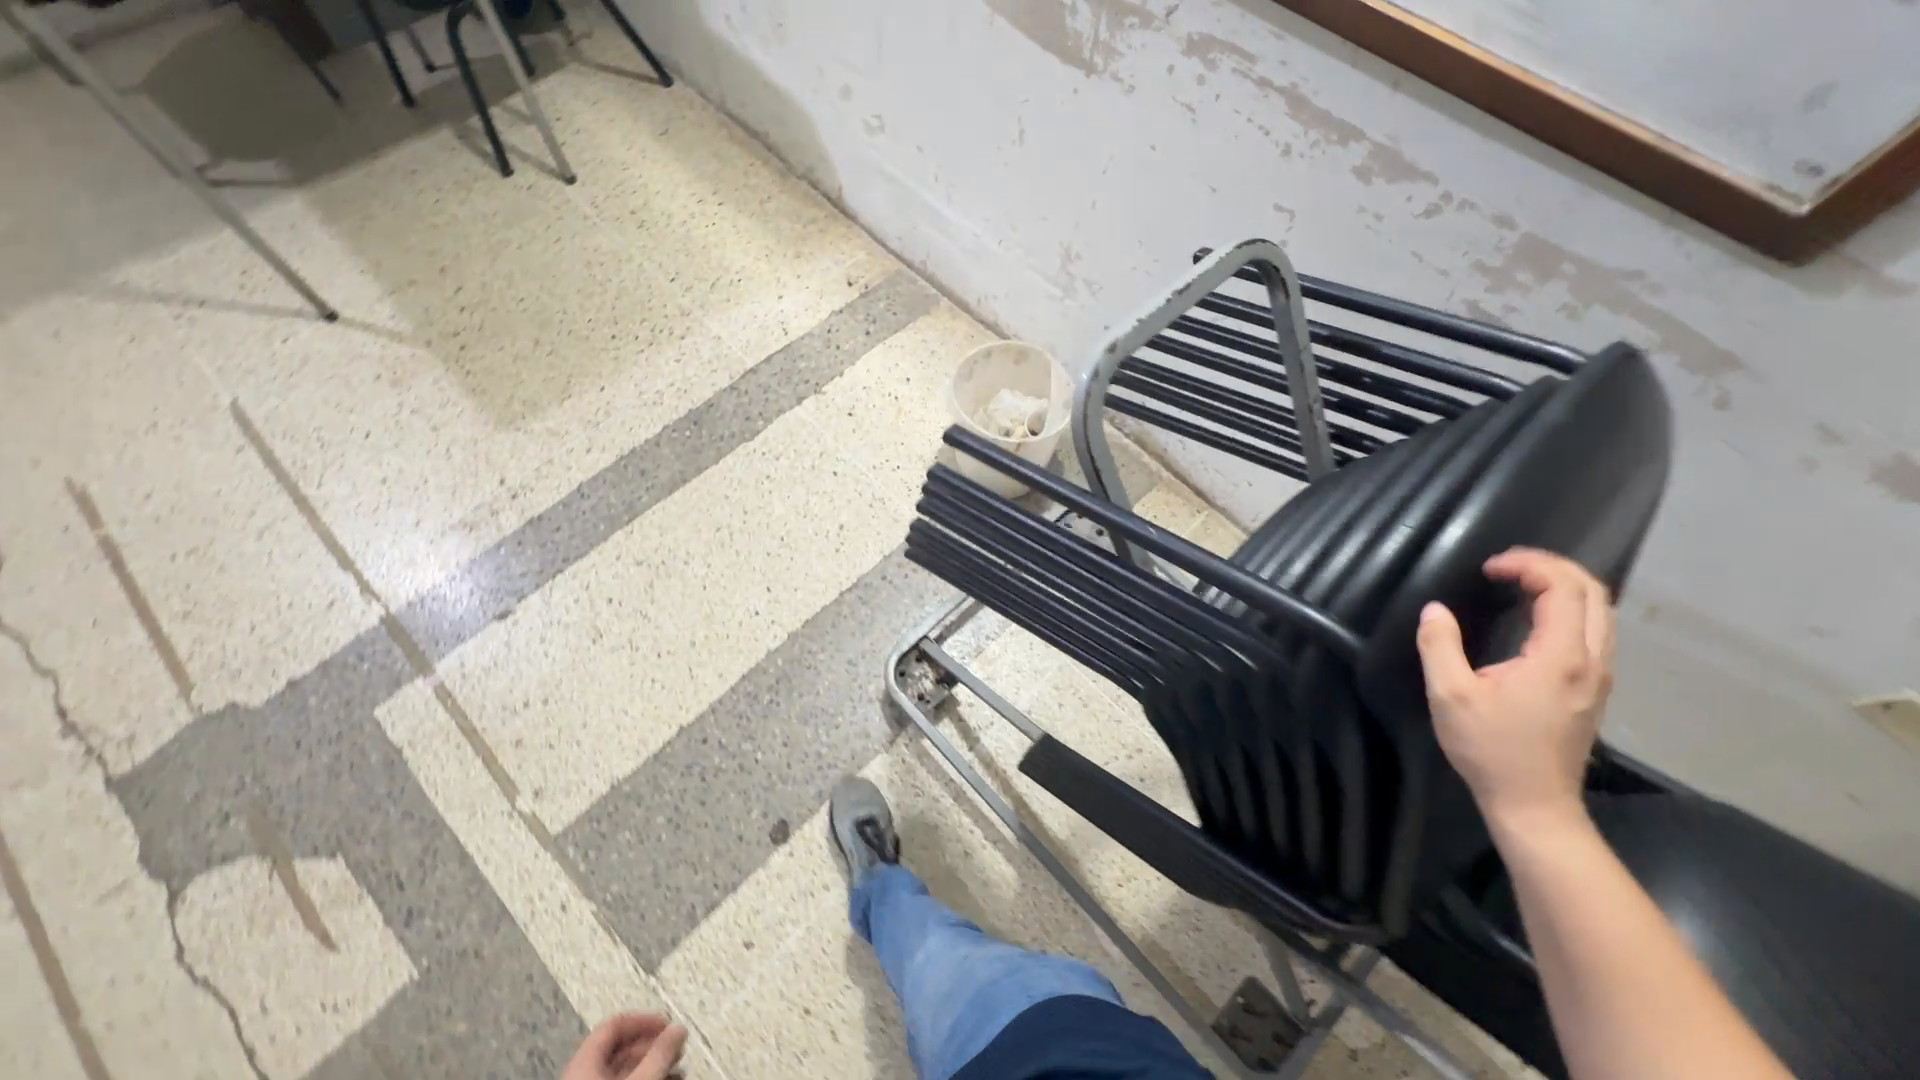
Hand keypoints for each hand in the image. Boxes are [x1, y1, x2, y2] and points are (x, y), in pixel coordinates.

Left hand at [562, 1013, 687, 1079]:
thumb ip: (662, 1054)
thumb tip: (678, 1028)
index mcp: (584, 1064)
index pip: (614, 1026)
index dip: (643, 1021)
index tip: (670, 1026)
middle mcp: (582, 1077)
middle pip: (619, 1050)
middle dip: (652, 1046)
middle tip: (678, 1049)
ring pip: (622, 1072)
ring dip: (652, 1066)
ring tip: (679, 1071)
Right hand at [1415, 548, 1613, 829]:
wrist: (1533, 803)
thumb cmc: (1490, 750)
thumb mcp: (1449, 697)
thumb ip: (1439, 647)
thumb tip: (1434, 611)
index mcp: (1560, 657)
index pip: (1563, 588)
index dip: (1529, 565)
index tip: (1490, 568)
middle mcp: (1591, 660)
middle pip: (1594, 591)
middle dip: (1553, 567)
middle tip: (1509, 566)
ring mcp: (1600, 676)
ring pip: (1602, 611)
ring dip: (1565, 587)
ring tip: (1523, 584)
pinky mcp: (1596, 688)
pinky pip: (1596, 631)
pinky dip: (1572, 609)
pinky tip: (1538, 617)